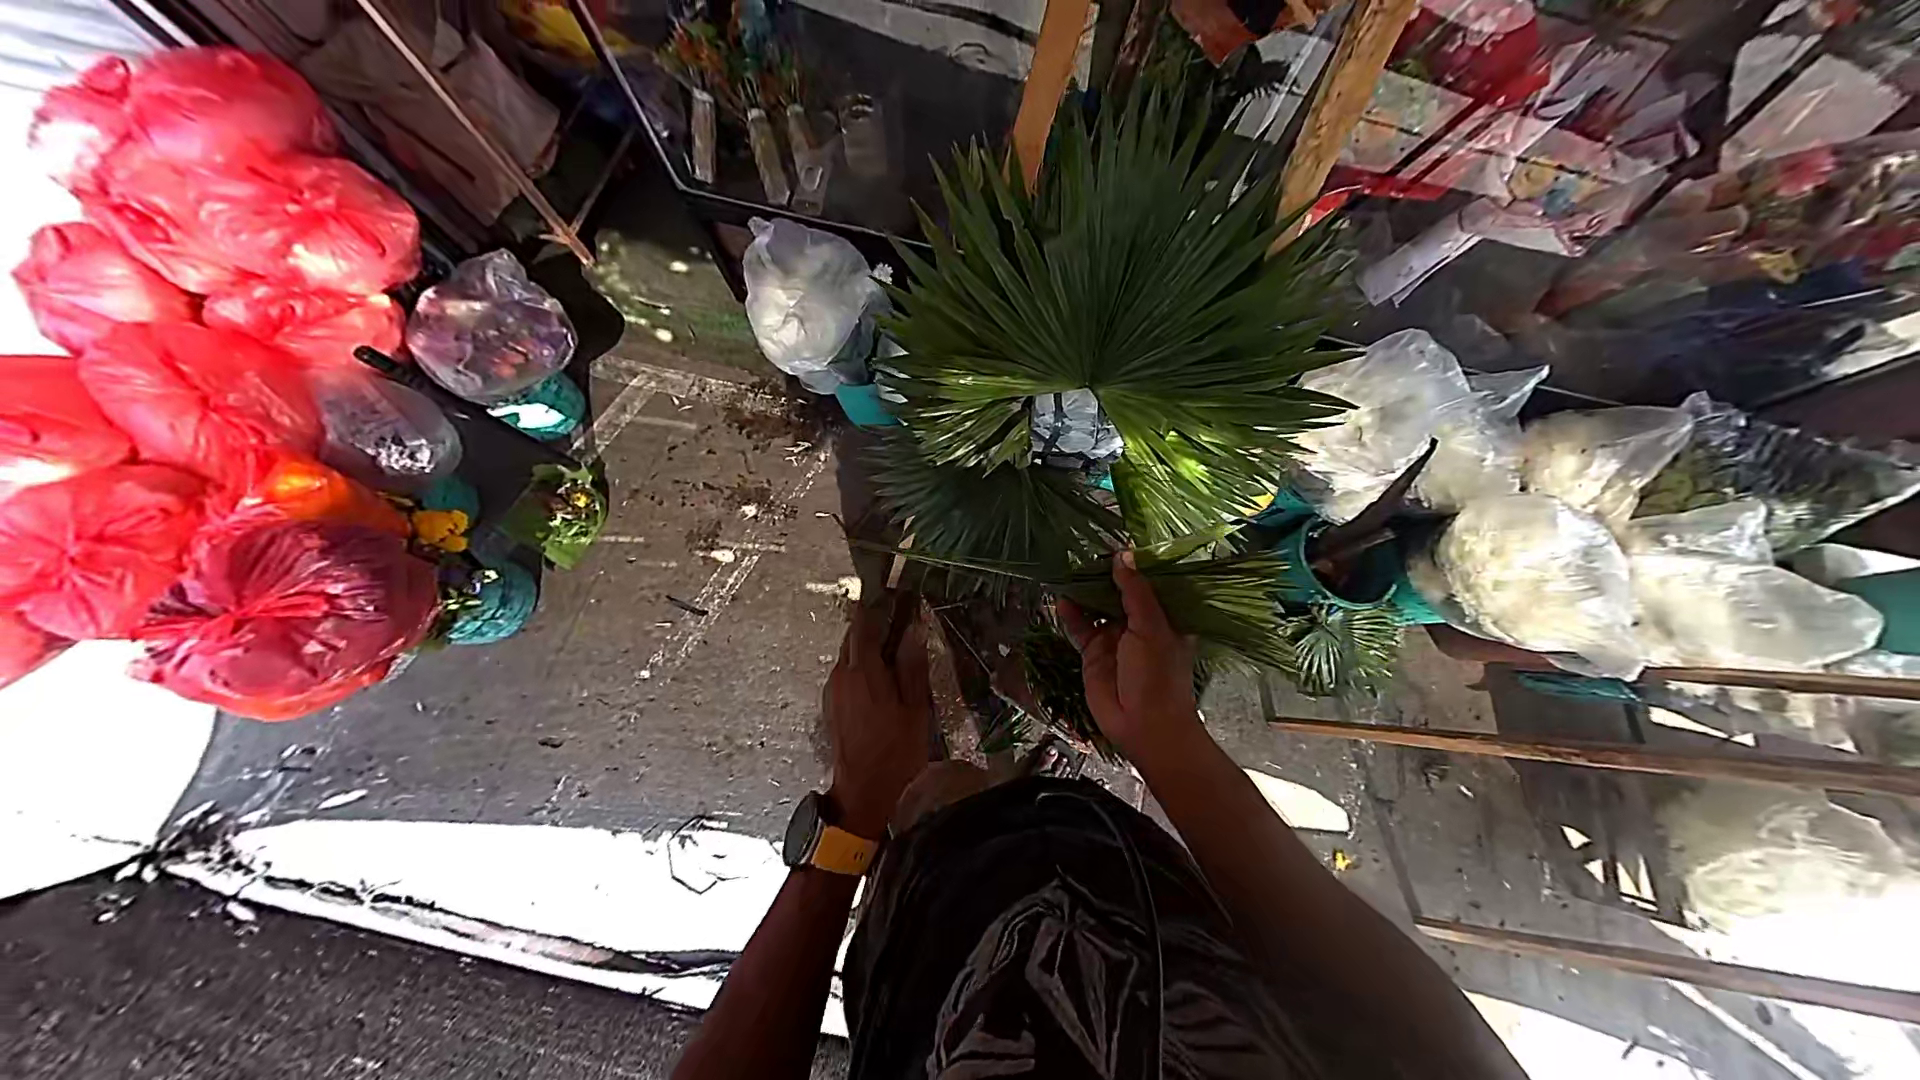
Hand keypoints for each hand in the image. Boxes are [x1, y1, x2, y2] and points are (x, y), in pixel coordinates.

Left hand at [823, 591, 932, 837]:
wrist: (863, 793)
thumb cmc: (896, 751)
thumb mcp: (915, 708)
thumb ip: (912, 666)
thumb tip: (912, 630)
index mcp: (862, 672)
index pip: (864, 625)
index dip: (877, 606)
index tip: (893, 594)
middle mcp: (840, 676)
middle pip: (852, 638)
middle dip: (872, 625)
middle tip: (898, 620)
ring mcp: (832, 692)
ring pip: (848, 656)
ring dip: (867, 647)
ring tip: (893, 650)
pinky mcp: (830, 706)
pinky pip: (845, 674)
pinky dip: (861, 667)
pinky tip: (880, 679)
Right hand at [1059, 552, 1203, 763]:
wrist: (1142, 724)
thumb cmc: (1158, 675)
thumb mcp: (1151, 627)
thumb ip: (1134, 592)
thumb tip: (1122, 555)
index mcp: (1164, 617)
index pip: (1149, 584)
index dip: (1135, 566)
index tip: (1119, 542)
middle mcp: (1139, 624)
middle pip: (1119, 593)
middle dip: (1104, 575)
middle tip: (1086, 552)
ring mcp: (1114, 638)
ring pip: (1096, 607)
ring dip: (1085, 592)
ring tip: (1069, 570)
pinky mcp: (1093, 652)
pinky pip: (1080, 627)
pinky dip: (1070, 614)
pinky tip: (1061, 599)